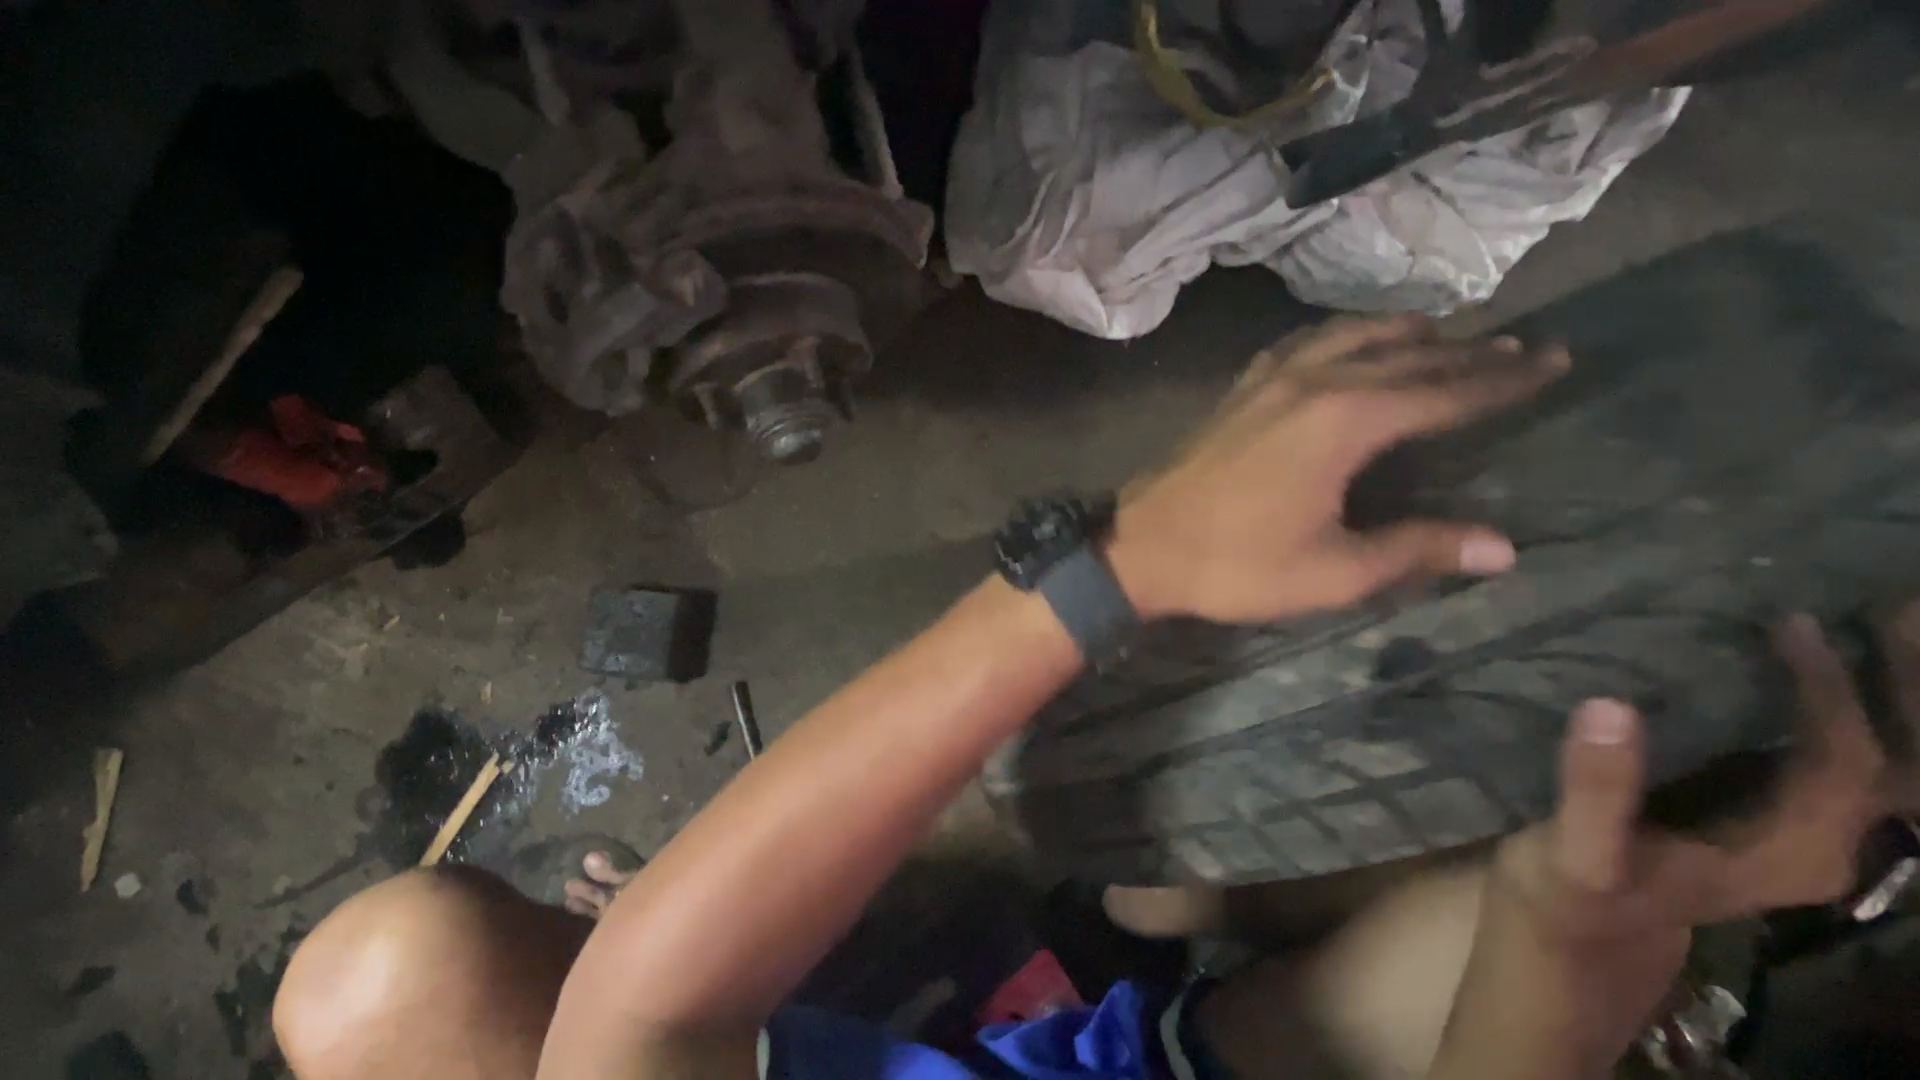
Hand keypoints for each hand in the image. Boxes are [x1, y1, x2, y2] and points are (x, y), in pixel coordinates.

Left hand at [1107, 314, 1568, 621]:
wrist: (1141, 547)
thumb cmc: (1237, 564)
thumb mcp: (1334, 571)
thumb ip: (1416, 550)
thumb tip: (1503, 547)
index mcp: (1346, 420)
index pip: (1444, 389)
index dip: (1502, 379)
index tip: (1554, 360)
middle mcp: (1314, 381)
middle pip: (1406, 353)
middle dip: (1469, 350)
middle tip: (1524, 344)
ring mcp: (1271, 379)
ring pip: (1354, 336)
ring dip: (1407, 333)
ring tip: (1448, 333)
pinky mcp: (1241, 389)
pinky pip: (1305, 343)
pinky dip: (1344, 335)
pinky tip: (1350, 343)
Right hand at [1433, 614, 1894, 1079]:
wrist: (1571, 930)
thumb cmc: (1575, 898)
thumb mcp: (1578, 857)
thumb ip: (1597, 792)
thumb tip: (1608, 705)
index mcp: (1792, 854)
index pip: (1845, 763)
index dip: (1828, 693)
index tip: (1787, 622)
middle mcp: (1816, 836)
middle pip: (1892, 755)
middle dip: (1901, 678)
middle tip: (1884, 595)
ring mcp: (1790, 818)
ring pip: (1867, 749)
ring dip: (1875, 683)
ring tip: (1858, 610)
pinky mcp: (1755, 800)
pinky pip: (1817, 744)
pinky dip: (1824, 696)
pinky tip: (1786, 651)